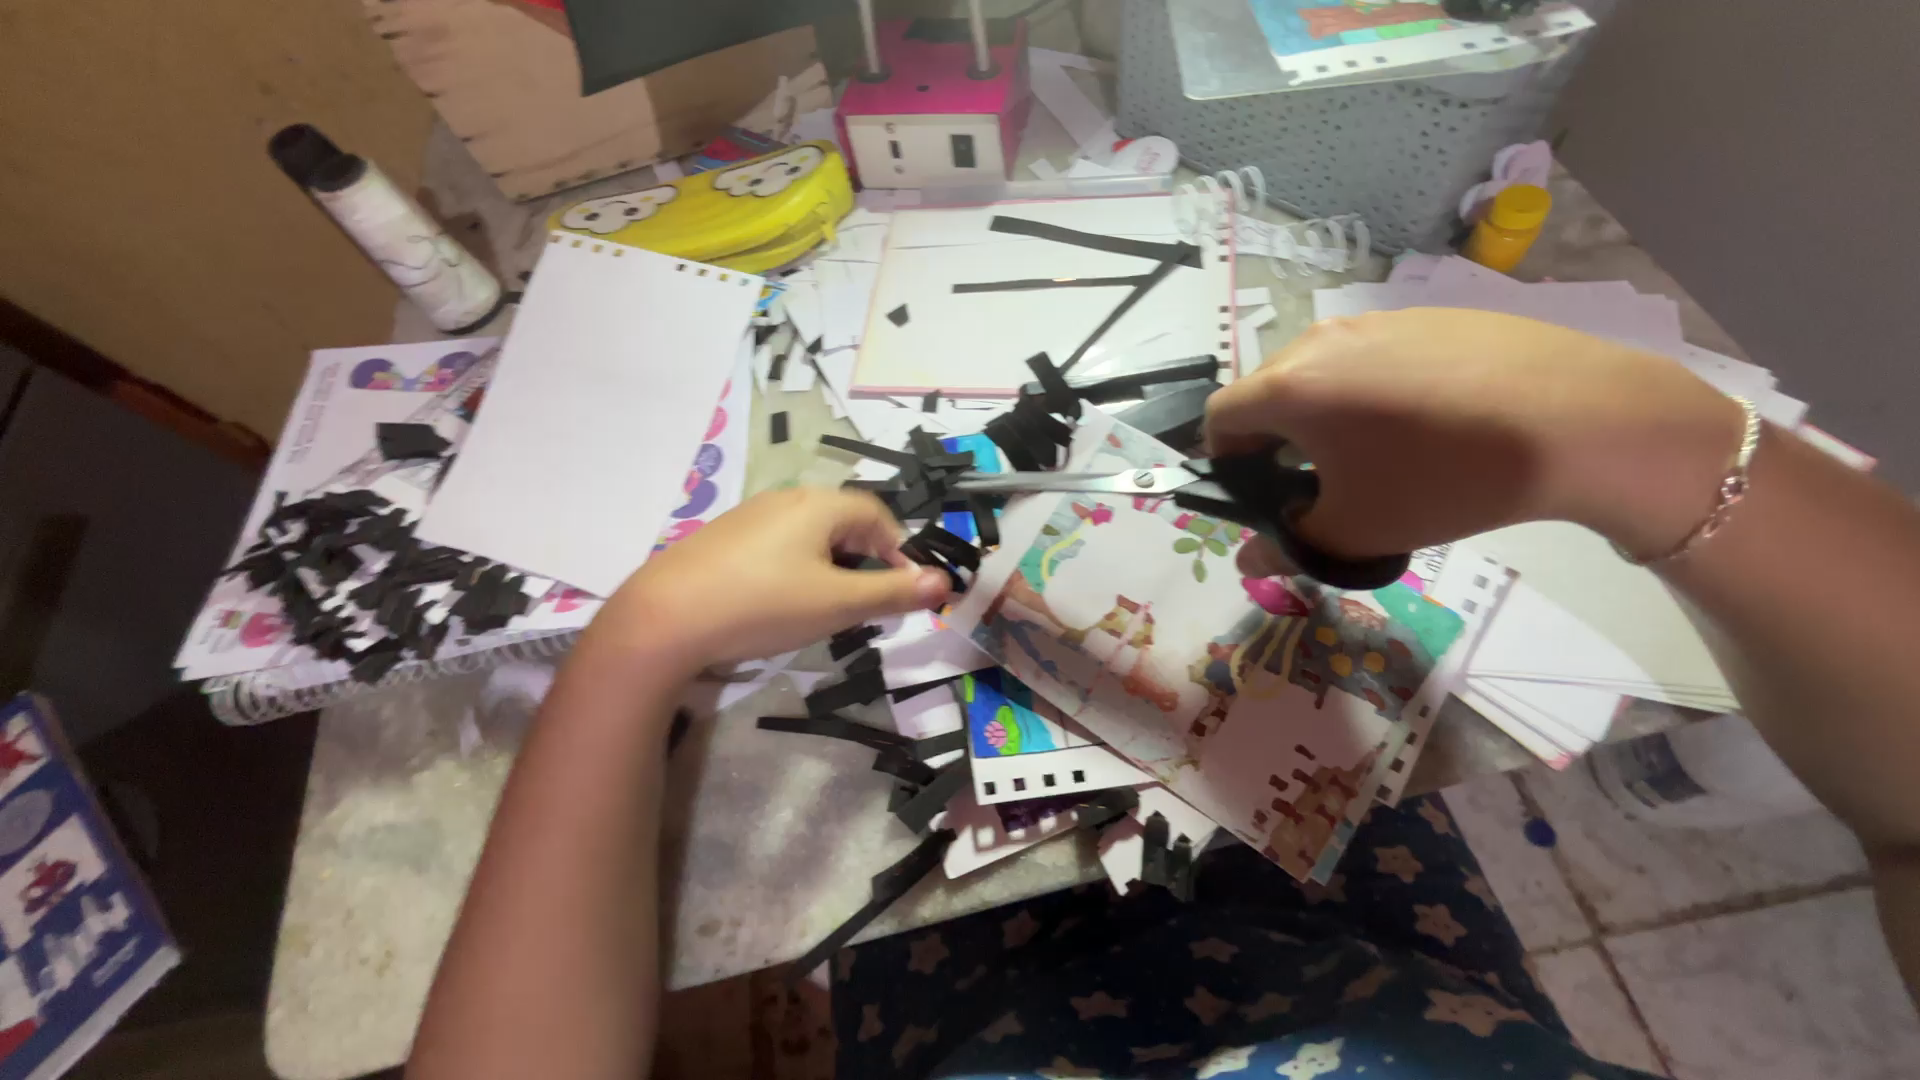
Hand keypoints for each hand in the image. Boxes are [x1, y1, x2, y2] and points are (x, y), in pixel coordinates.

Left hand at [584, 489, 950, 675]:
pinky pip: (776, 545)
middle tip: (867, 601)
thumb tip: (944, 581)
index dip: (897, 548)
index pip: (876, 514)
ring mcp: (748, 517)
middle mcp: (785, 499)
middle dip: (865, 558)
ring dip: (831, 565)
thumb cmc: (764, 605)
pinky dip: (795, 569)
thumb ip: (893, 593)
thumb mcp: (838, 604)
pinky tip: (780, 603)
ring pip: (808, 535)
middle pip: (842, 521)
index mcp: (819, 505)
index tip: (902, 588)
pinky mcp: (722, 539)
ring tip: (827, 606)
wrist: (664, 618)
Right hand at [1204, 308, 1742, 570]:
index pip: (1219, 417)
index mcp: (1289, 387)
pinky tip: (1424, 423)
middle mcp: (1319, 341)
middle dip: (1274, 440)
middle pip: (1267, 391)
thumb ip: (1286, 549)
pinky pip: (1369, 356)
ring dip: (1322, 414)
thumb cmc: (1443, 480)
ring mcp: (1375, 321)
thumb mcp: (1354, 531)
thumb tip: (1249, 565)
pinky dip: (1369, 390)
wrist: (1581, 421)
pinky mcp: (1426, 315)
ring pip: (1319, 372)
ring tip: (1374, 452)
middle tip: (1315, 482)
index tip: (1258, 493)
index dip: (1224, 460)